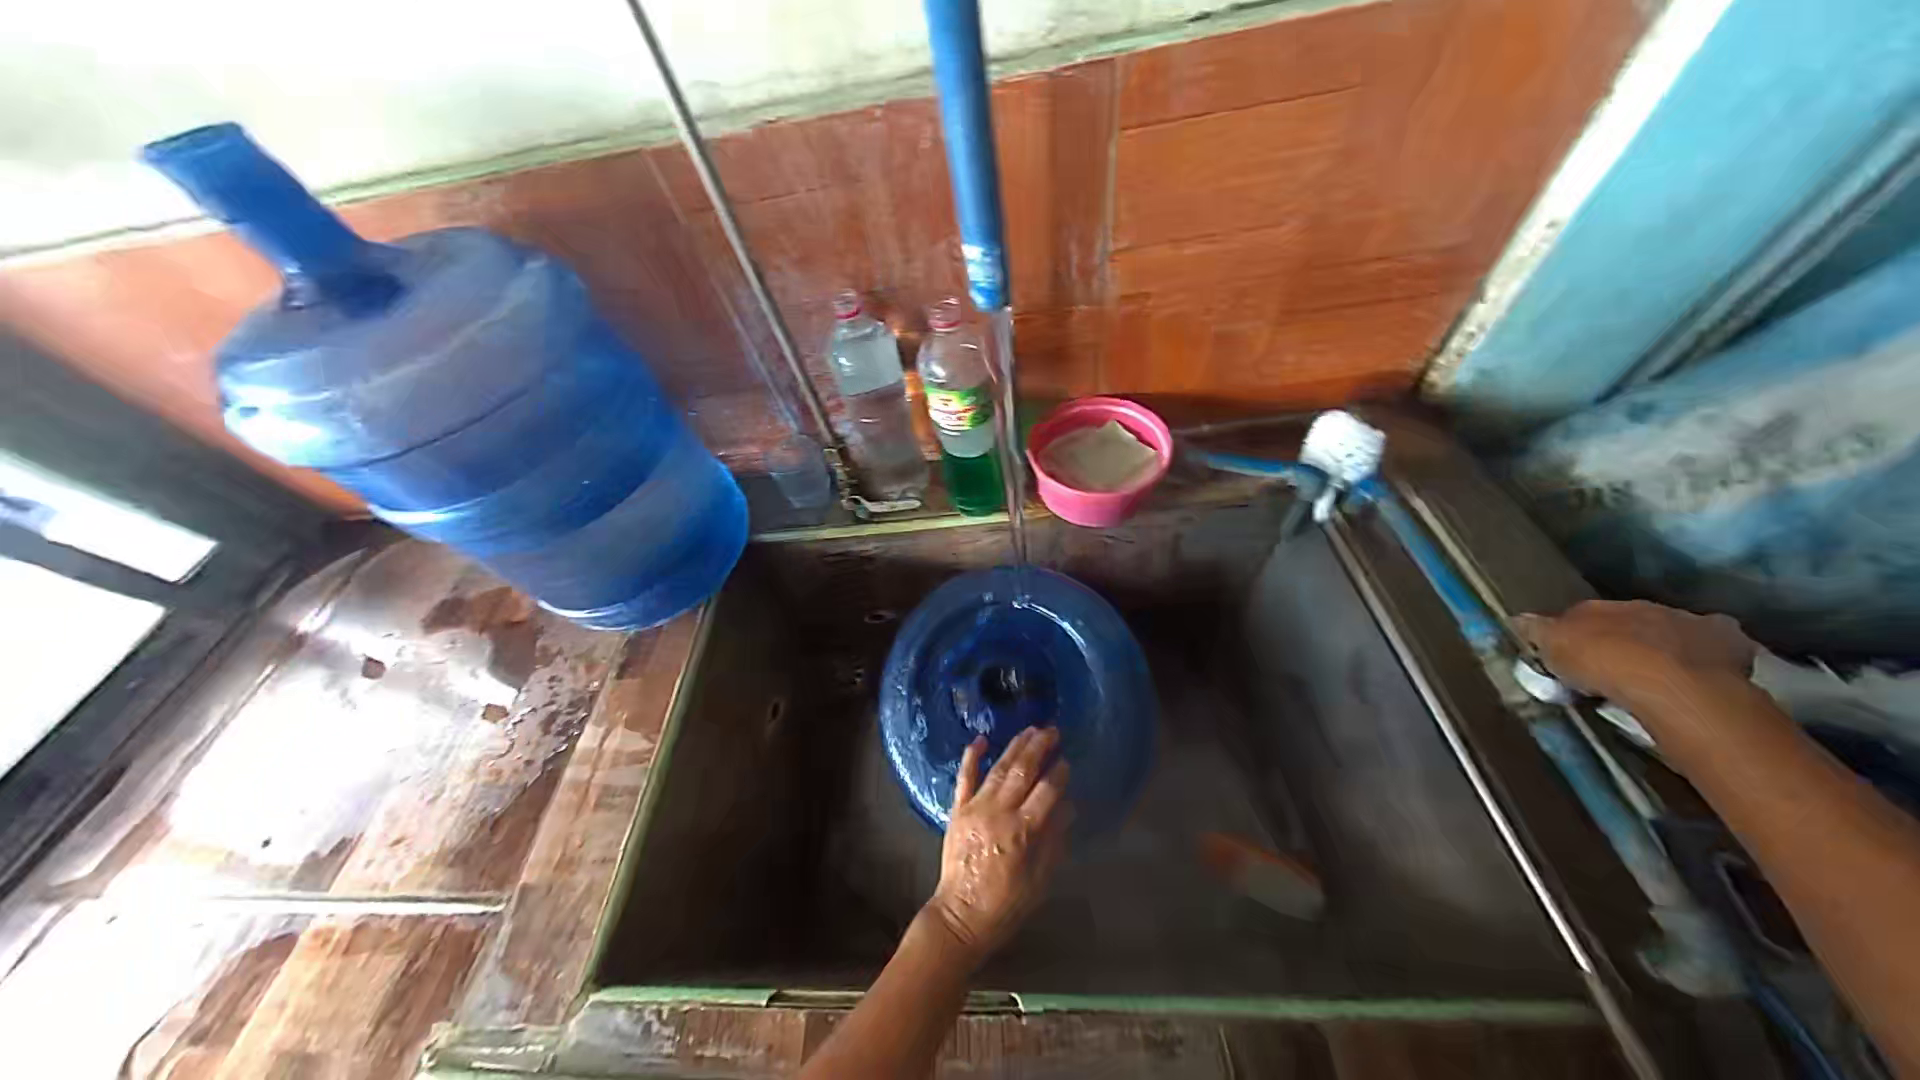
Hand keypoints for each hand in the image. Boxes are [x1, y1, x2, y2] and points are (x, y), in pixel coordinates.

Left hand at [925, 727, 1071, 966]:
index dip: (1059, 774)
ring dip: (1015, 747)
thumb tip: (1069, 806)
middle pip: (1023, 772)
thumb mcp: (1040, 879)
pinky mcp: (957, 810)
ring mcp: (975, 808)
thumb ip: (1054, 840)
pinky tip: (981, 739)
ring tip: (1030, 730)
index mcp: (1023, 832)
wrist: (961, 915)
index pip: (1047, 792)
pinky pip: (965, 778)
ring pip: (998, 769)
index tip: (1067, 760)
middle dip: (1039, 748)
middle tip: (1052, 730)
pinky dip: (972, 757)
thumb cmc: (1007, 904)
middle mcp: (999, 813)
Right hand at [1515, 599, 1755, 710]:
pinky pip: (1719, 646)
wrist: (1672, 683)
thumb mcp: (1552, 649)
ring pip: (1671, 630)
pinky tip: (1703, 671)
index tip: (1572, 656)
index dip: (1575, 634)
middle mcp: (1643, 606)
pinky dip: (1711, 655)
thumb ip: (1536, 631)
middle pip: (1629, 620)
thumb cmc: (1602, 663)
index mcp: (1598, 606)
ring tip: (1658, 673)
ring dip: (1665, 645)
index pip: (1581, 614)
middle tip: (1615, 666)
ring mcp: (1689, 621)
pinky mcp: (1731, 642)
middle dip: (1623, 637)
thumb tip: (1517, 619)